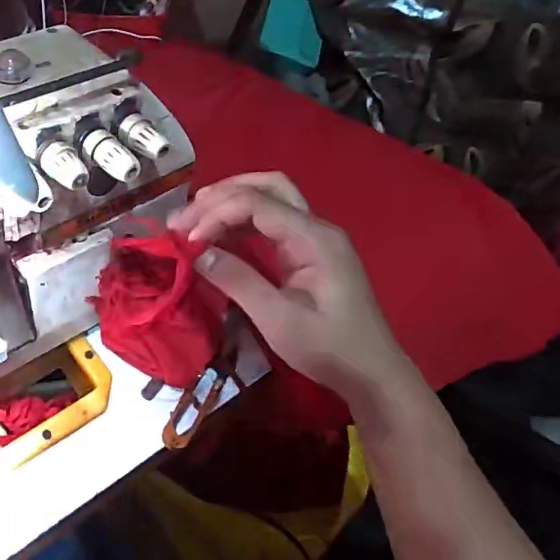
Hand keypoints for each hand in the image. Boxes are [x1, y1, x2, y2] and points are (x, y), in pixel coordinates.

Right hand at [170, 173, 416, 404]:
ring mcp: (315, 238)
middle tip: (186, 216)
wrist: (372, 373)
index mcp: (314, 238)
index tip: (186, 239)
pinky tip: (218, 234)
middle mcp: (316, 228)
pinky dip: (242, 221)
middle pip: (268, 186)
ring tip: (194, 219)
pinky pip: (272, 222)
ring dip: (231, 203)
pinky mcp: (309, 252)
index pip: (256, 203)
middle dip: (223, 194)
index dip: (216, 214)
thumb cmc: (328, 348)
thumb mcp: (277, 318)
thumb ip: (236, 279)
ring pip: (270, 199)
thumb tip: (195, 251)